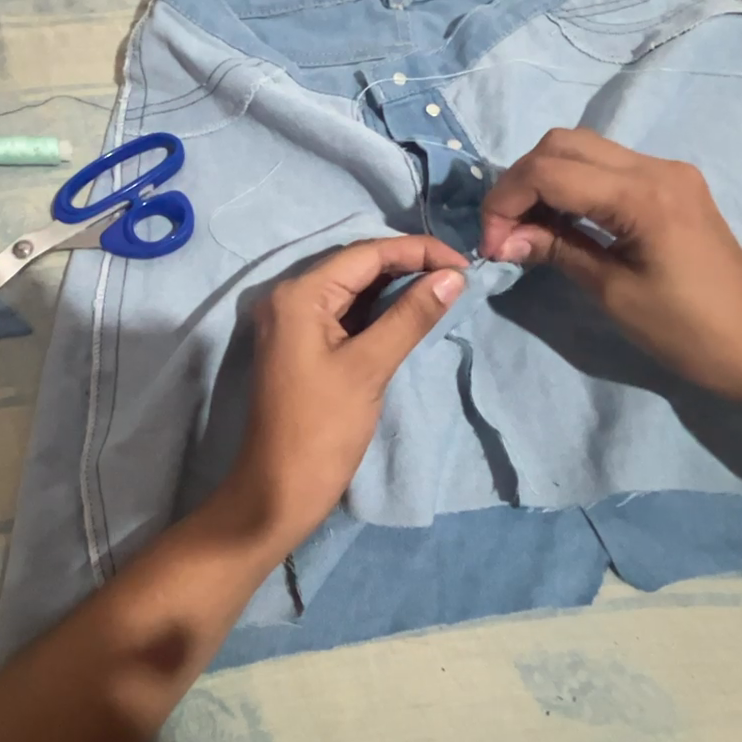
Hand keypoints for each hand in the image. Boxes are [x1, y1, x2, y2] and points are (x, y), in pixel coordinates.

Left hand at [228, 236, 467, 547]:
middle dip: (408, 265)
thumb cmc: (322, 430)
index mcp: (299, 295)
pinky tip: (410, 312)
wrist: (278, 490)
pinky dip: (377, 310)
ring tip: (443, 290)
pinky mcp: (301, 343)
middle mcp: (290, 297)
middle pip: (356, 266)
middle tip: (458, 278)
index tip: (464, 265)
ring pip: (352, 288)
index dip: (416, 251)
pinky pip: (344, 312)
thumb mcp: (369, 368)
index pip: (365, 253)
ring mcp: (292, 321)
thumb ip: (410, 316)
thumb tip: (452, 277)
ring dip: (395, 287)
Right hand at [479, 127, 741, 403]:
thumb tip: (500, 239)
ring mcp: (666, 172)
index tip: (491, 244)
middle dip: (519, 183)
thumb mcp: (612, 293)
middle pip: (562, 144)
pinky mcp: (670, 185)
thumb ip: (556, 250)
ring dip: (542, 180)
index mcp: (643, 195)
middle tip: (503, 232)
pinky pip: (604, 166)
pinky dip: (569, 184)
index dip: (506, 202)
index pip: (550, 171)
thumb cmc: (687, 331)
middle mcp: (656, 168)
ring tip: (525, 227)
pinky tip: (559, 220)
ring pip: (581, 148)